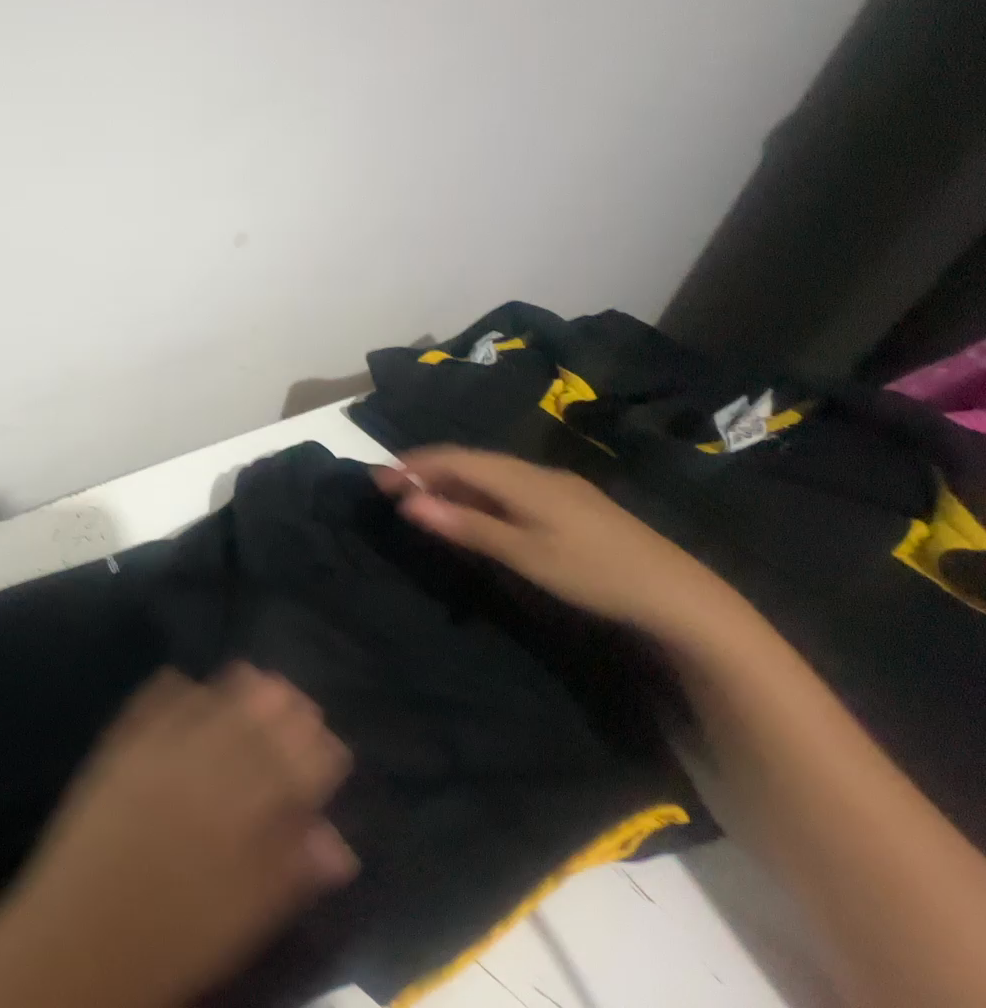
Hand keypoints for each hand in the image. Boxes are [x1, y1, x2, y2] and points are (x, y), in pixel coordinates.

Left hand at [0, 665, 356, 1007]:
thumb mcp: (248, 916)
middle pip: (256, 721)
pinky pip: (151, 703)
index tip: (328, 745)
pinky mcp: (116, 748)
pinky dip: (175, 689)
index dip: (319, 750)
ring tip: (254, 677)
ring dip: (235, 689)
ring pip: (208, 702)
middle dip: (283, 709)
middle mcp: (206, 767)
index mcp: (248, 811)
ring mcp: (156, 751)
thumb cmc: (174, 937)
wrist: (80, 935)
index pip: (301, 763)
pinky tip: (186, 683)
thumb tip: (336, 840)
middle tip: (296, 700)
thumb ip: (293, 868)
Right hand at [372, 446, 745, 643]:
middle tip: (391, 490)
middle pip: (473, 461)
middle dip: (428, 471)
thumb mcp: (523, 554)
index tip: (376, 480)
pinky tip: (471, 513)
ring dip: (452, 483)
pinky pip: (509, 488)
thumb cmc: (594, 574)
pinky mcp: (570, 506)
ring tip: (420, 502)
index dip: (413, 465)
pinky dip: (477, 495)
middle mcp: (540, 474)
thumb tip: (409, 502)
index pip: (456, 459)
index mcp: (525, 480)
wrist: (678, 596)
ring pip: (492, 475)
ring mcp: (559, 489)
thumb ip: (465, 526)